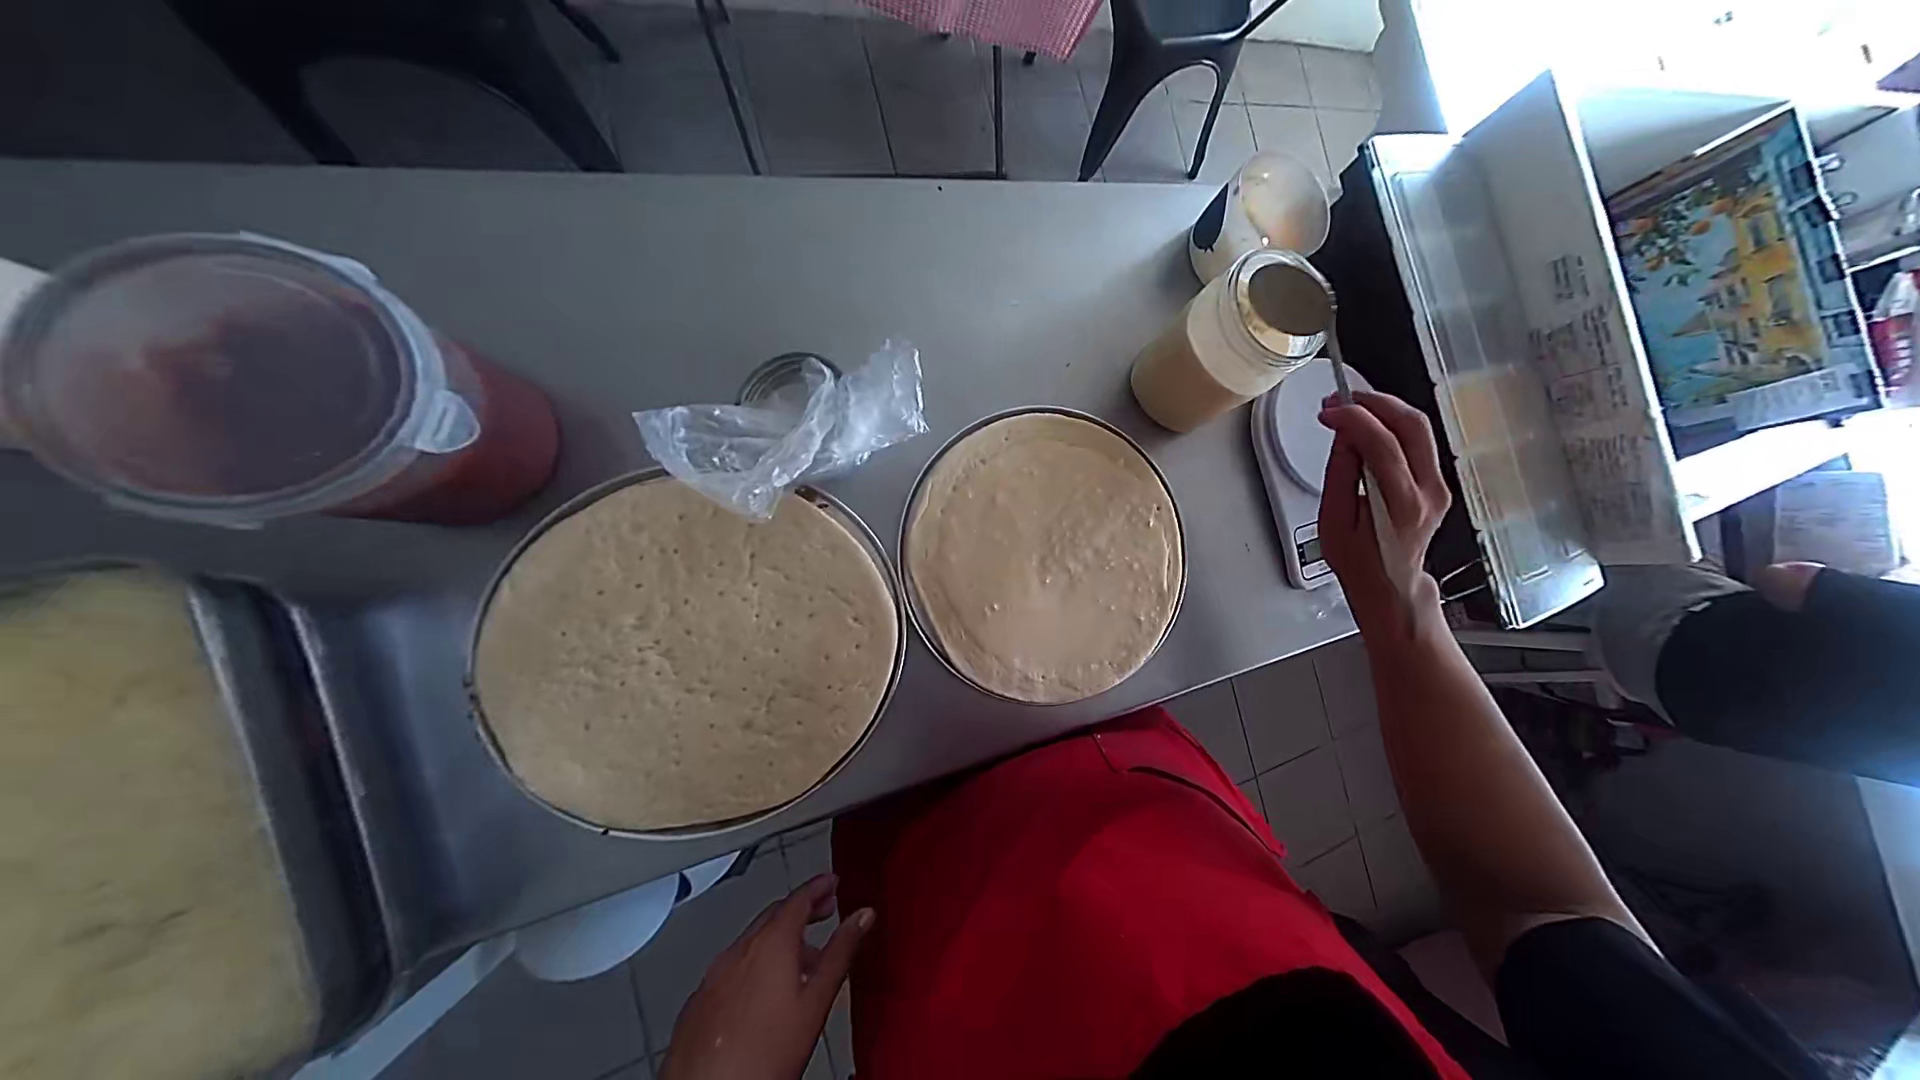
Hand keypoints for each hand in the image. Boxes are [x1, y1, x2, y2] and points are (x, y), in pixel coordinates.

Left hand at [659, 874, 873, 1079]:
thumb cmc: (761, 1058)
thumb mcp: (816, 1001)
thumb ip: (841, 952)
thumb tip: (863, 917)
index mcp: (772, 943)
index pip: (799, 898)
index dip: (819, 887)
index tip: (831, 883)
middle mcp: (740, 950)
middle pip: (775, 914)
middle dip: (802, 908)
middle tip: (823, 909)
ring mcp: (715, 974)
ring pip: (752, 940)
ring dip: (779, 937)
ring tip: (801, 956)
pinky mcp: (699, 999)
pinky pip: (732, 965)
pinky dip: (754, 962)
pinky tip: (763, 989)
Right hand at [1317, 390, 1450, 638]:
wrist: (1389, 583)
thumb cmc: (1358, 561)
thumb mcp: (1332, 521)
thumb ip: (1340, 475)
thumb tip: (1344, 437)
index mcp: (1401, 506)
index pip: (1384, 446)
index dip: (1354, 420)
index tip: (1329, 411)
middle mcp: (1429, 492)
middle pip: (1412, 427)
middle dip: (1375, 404)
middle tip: (1341, 399)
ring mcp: (1438, 486)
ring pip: (1419, 429)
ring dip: (1384, 410)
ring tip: (1351, 407)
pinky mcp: (1435, 482)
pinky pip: (1418, 441)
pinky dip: (1391, 424)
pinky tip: (1367, 424)